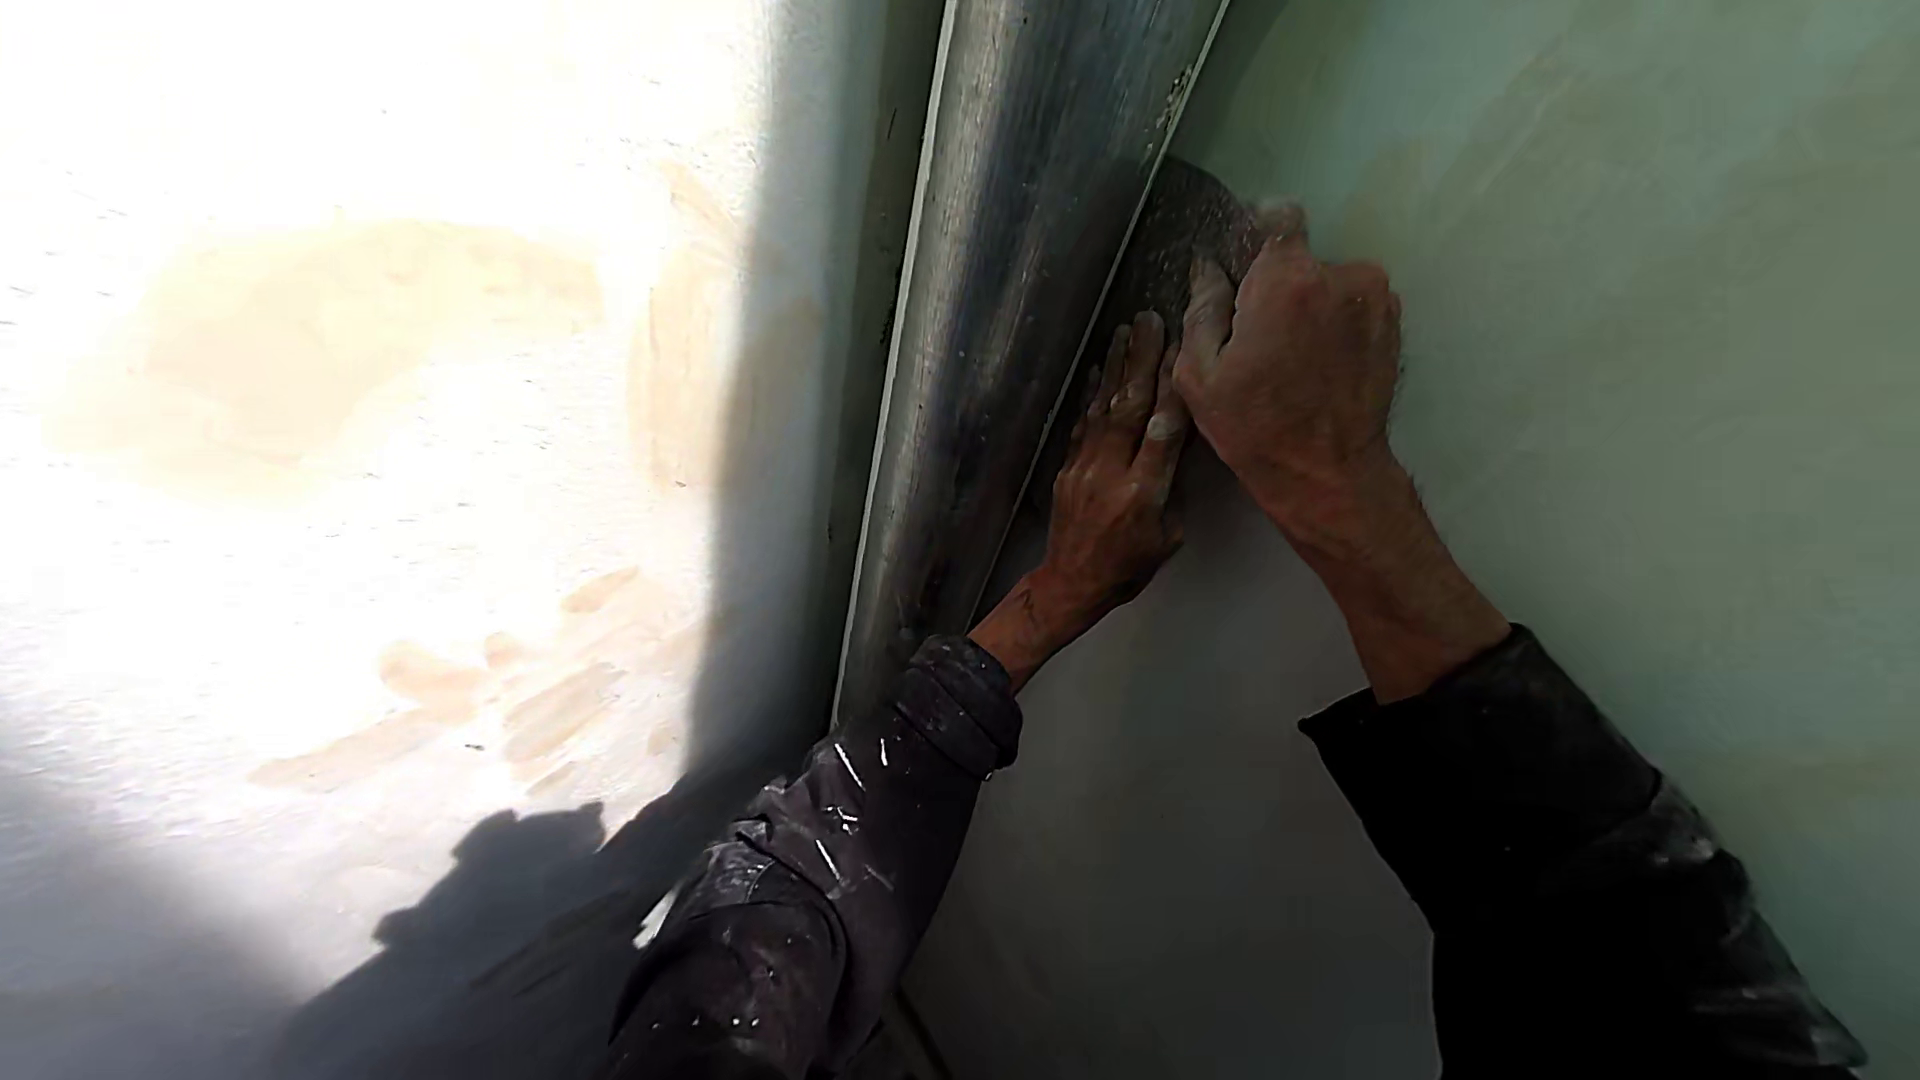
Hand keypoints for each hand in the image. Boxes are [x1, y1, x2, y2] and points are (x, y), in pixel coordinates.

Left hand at [969, 311, 1190, 690]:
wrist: (1071, 583)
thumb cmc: (1128, 567)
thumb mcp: (1167, 536)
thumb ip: (1170, 488)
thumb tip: (1172, 447)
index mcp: (1143, 492)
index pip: (1163, 429)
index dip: (1173, 387)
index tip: (1183, 348)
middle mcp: (1110, 472)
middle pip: (1129, 408)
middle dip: (1141, 361)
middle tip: (1150, 320)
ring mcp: (1082, 468)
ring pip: (1101, 409)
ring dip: (1114, 368)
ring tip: (1124, 331)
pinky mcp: (1066, 469)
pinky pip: (1080, 426)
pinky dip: (1089, 396)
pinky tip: (1096, 371)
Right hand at [1177, 206, 1507, 701]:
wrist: (1325, 472)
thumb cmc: (1252, 427)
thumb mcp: (1199, 376)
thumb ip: (1202, 311)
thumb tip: (1207, 271)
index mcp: (1287, 282)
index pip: (1276, 217)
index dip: (1253, 231)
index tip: (1238, 264)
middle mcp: (1341, 275)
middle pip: (1297, 259)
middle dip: (1272, 287)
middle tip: (1253, 339)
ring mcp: (1376, 298)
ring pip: (1325, 282)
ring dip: (1303, 306)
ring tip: (1286, 359)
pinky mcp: (1393, 323)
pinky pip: (1350, 304)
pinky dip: (1330, 322)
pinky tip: (1314, 366)